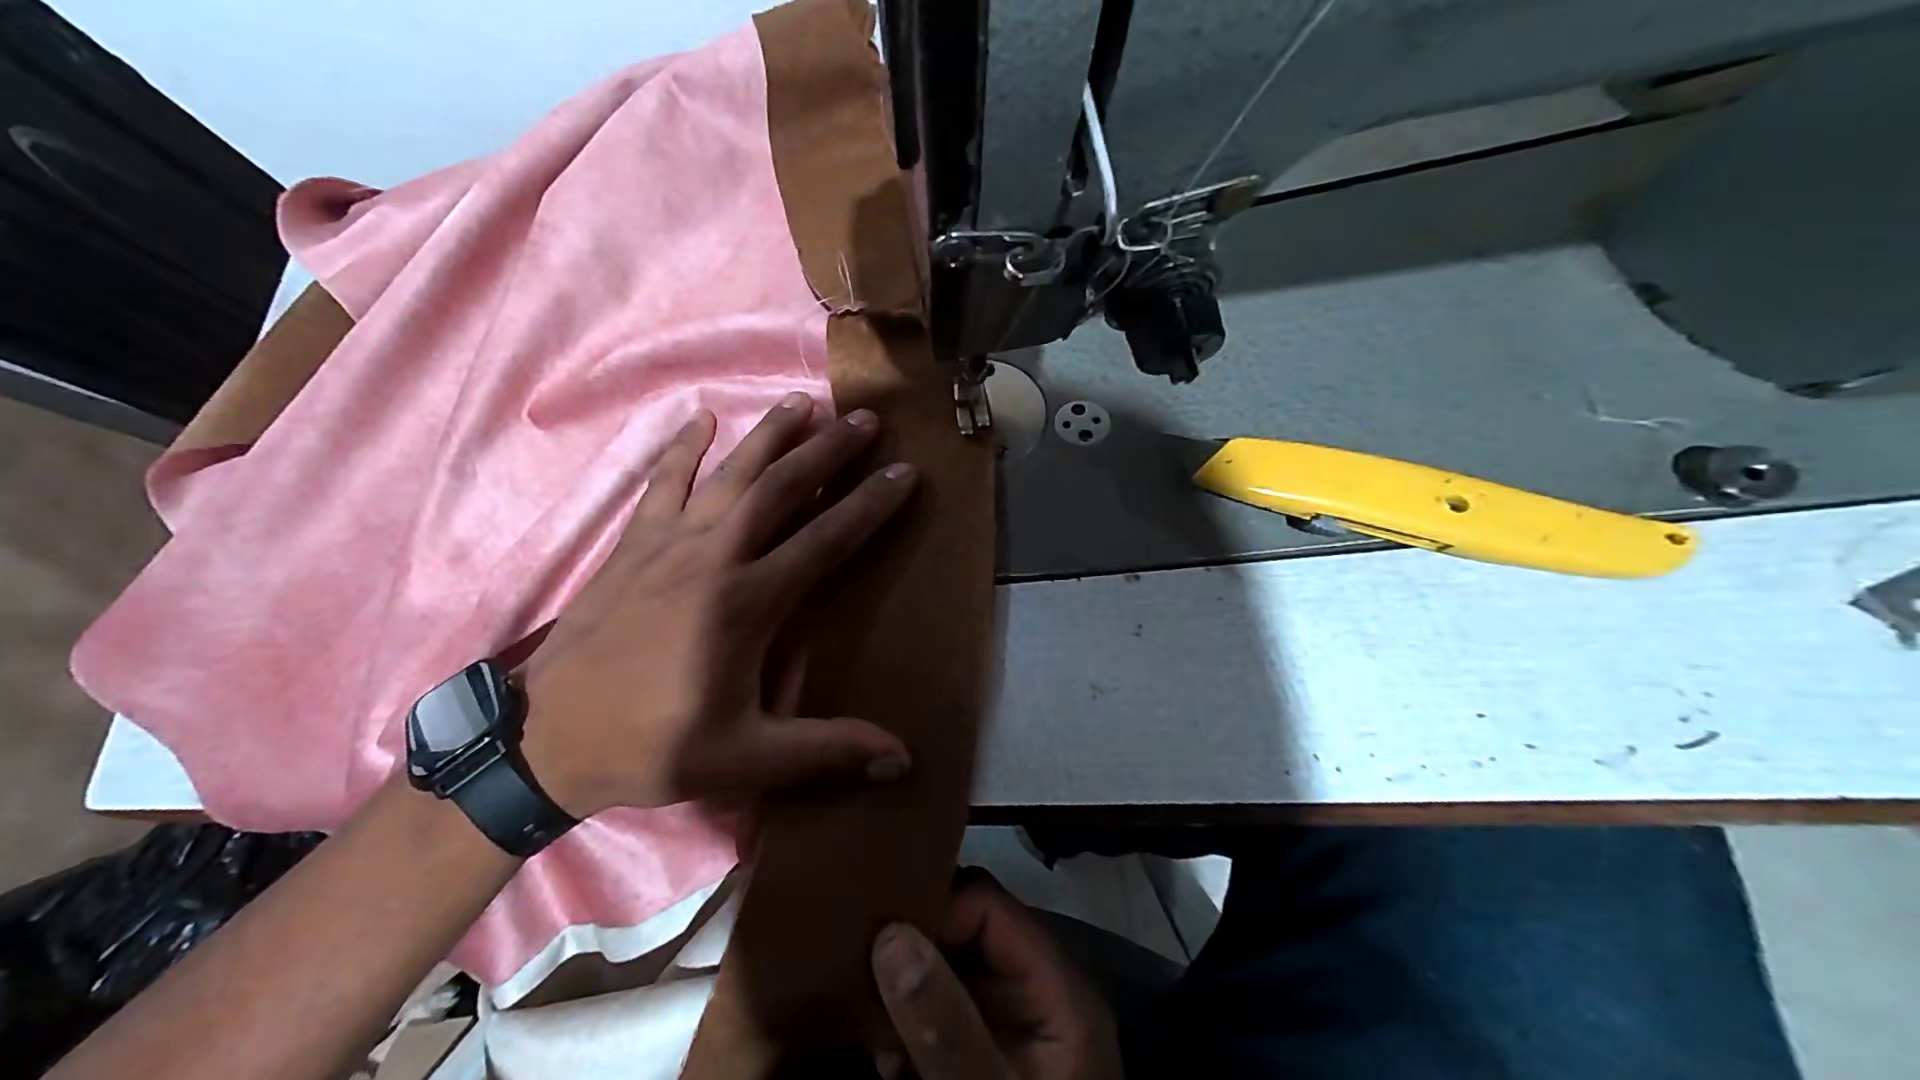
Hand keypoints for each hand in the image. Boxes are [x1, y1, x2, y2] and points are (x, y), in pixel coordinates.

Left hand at [520, 393, 917, 817]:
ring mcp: (667, 544)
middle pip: (781, 489)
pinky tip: (701, 419)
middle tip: (864, 418)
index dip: (870, 504)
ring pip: (728, 474)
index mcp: (747, 603)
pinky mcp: (630, 544)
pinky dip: (682, 449)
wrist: (544, 740)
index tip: (903, 470)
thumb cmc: (652, 747)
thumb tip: (903, 759)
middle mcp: (713, 558)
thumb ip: (827, 750)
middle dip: (828, 451)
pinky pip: (662, 483)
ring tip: (802, 402)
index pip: (826, 540)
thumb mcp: (746, 759)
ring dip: (769, 436)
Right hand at [871, 869, 1124, 1079]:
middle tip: (859, 977)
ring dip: (902, 991)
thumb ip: (948, 1027)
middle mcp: (1034, 990)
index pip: (988, 905)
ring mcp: (1009, 1022)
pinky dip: (906, 1024)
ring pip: (946, 967)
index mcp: (1057, 987)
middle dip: (911, 949)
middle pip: (965, 931)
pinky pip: (940, 1012)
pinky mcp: (985, 1052)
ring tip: (867, 1025)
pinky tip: (881, 1057)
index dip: (935, 911)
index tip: (878, 941)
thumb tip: (891, 936)